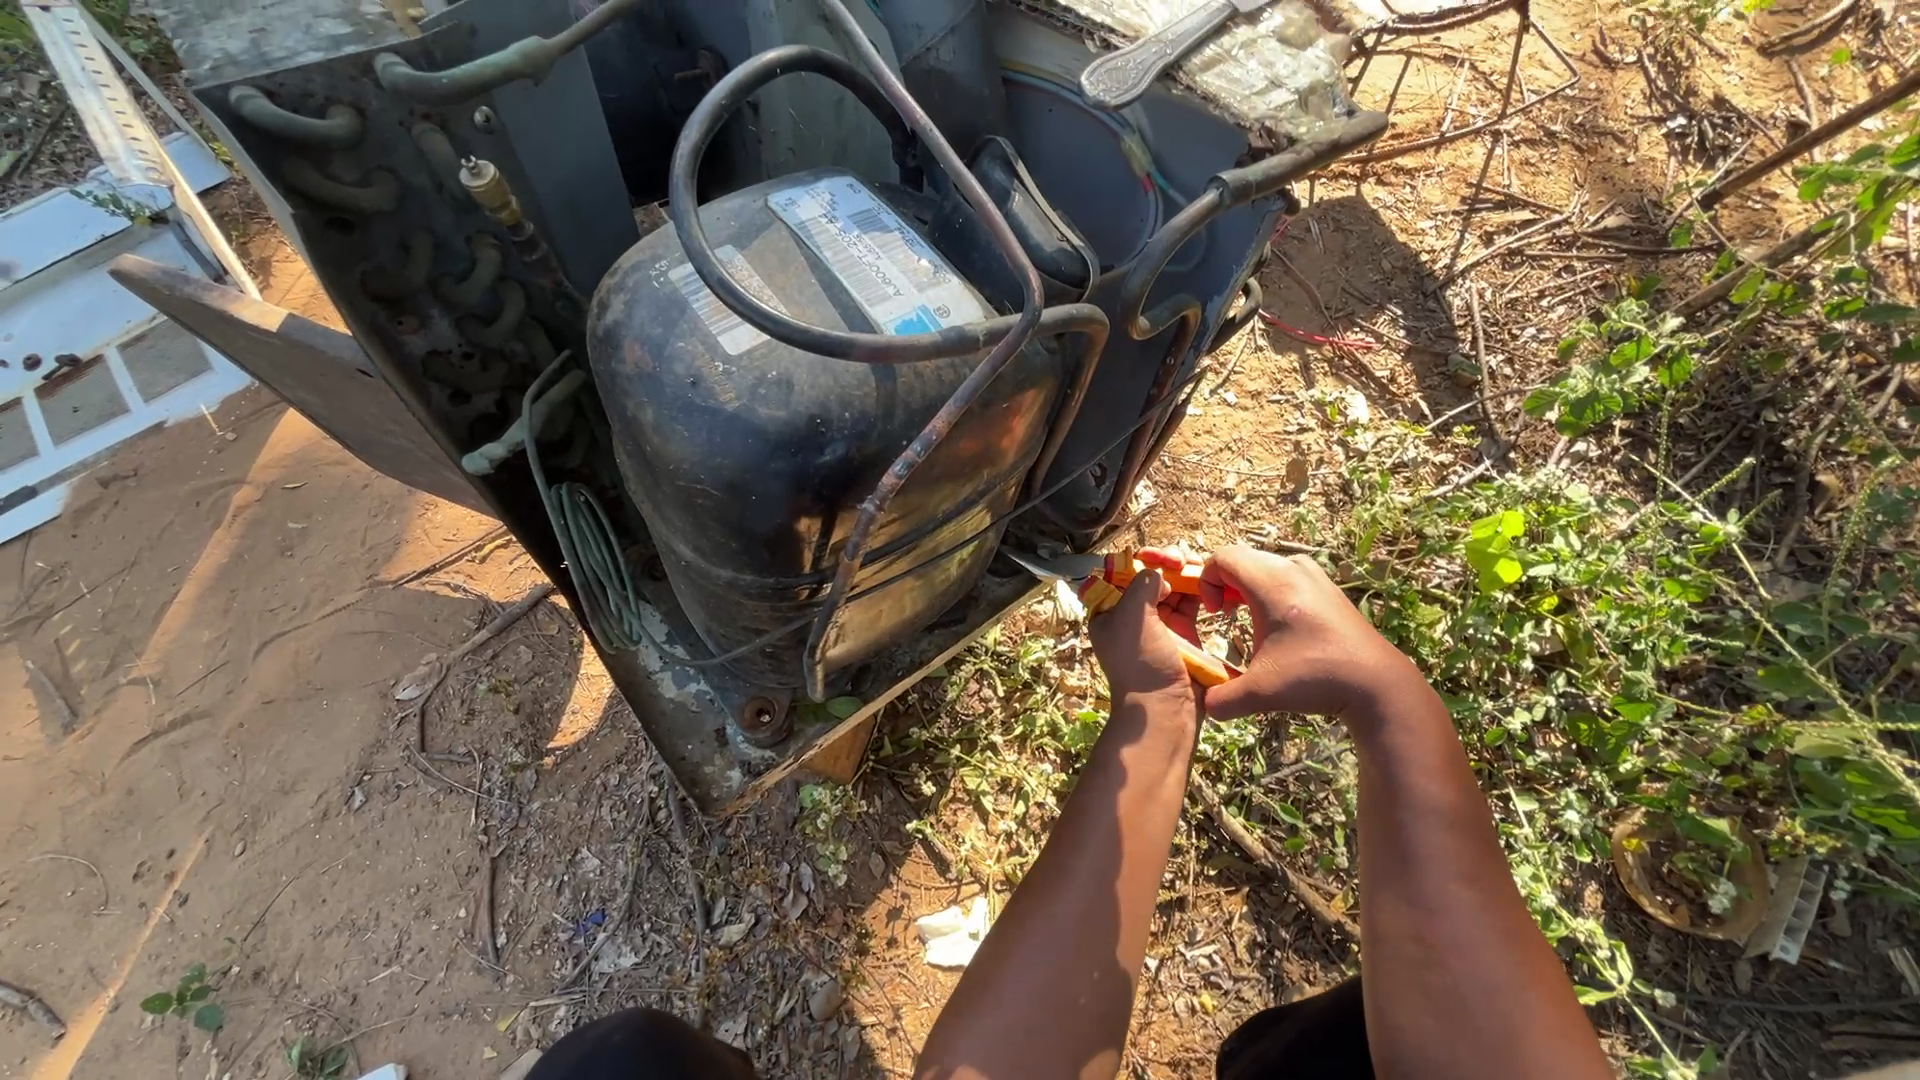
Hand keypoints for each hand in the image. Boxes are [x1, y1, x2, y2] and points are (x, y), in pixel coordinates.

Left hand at [1089, 553, 1202, 706]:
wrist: (1165, 710)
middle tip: (1180, 558)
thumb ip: (1141, 585)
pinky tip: (1206, 582)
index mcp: (1108, 613)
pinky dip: (1197, 591)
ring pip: (1170, 589)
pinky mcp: (1183, 635)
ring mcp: (1159, 626)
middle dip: (1163, 565)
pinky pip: (1189, 604)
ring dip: (1182, 575)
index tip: (1155, 556)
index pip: (1119, 575)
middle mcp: (1132, 618)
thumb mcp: (1131, 616)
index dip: (1136, 561)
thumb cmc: (1140, 663)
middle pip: (1147, 579)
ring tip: (1195, 565)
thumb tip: (1156, 573)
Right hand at [1199, 546, 1426, 720]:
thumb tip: (1206, 705)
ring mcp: (1314, 575)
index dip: (1206, 581)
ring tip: (1246, 615)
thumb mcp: (1260, 692)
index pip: (1222, 557)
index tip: (1215, 614)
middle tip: (1223, 614)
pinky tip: (1276, 623)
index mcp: (1272, 582)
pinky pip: (1286, 574)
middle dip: (1224, 583)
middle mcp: (1293, 569)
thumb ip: (1222, 698)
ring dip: (1247, 585)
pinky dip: (1270, 589)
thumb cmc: (1315, 678)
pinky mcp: (1328, 588)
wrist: (1377, 684)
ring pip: (1265, 564)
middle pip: (1242, 557)